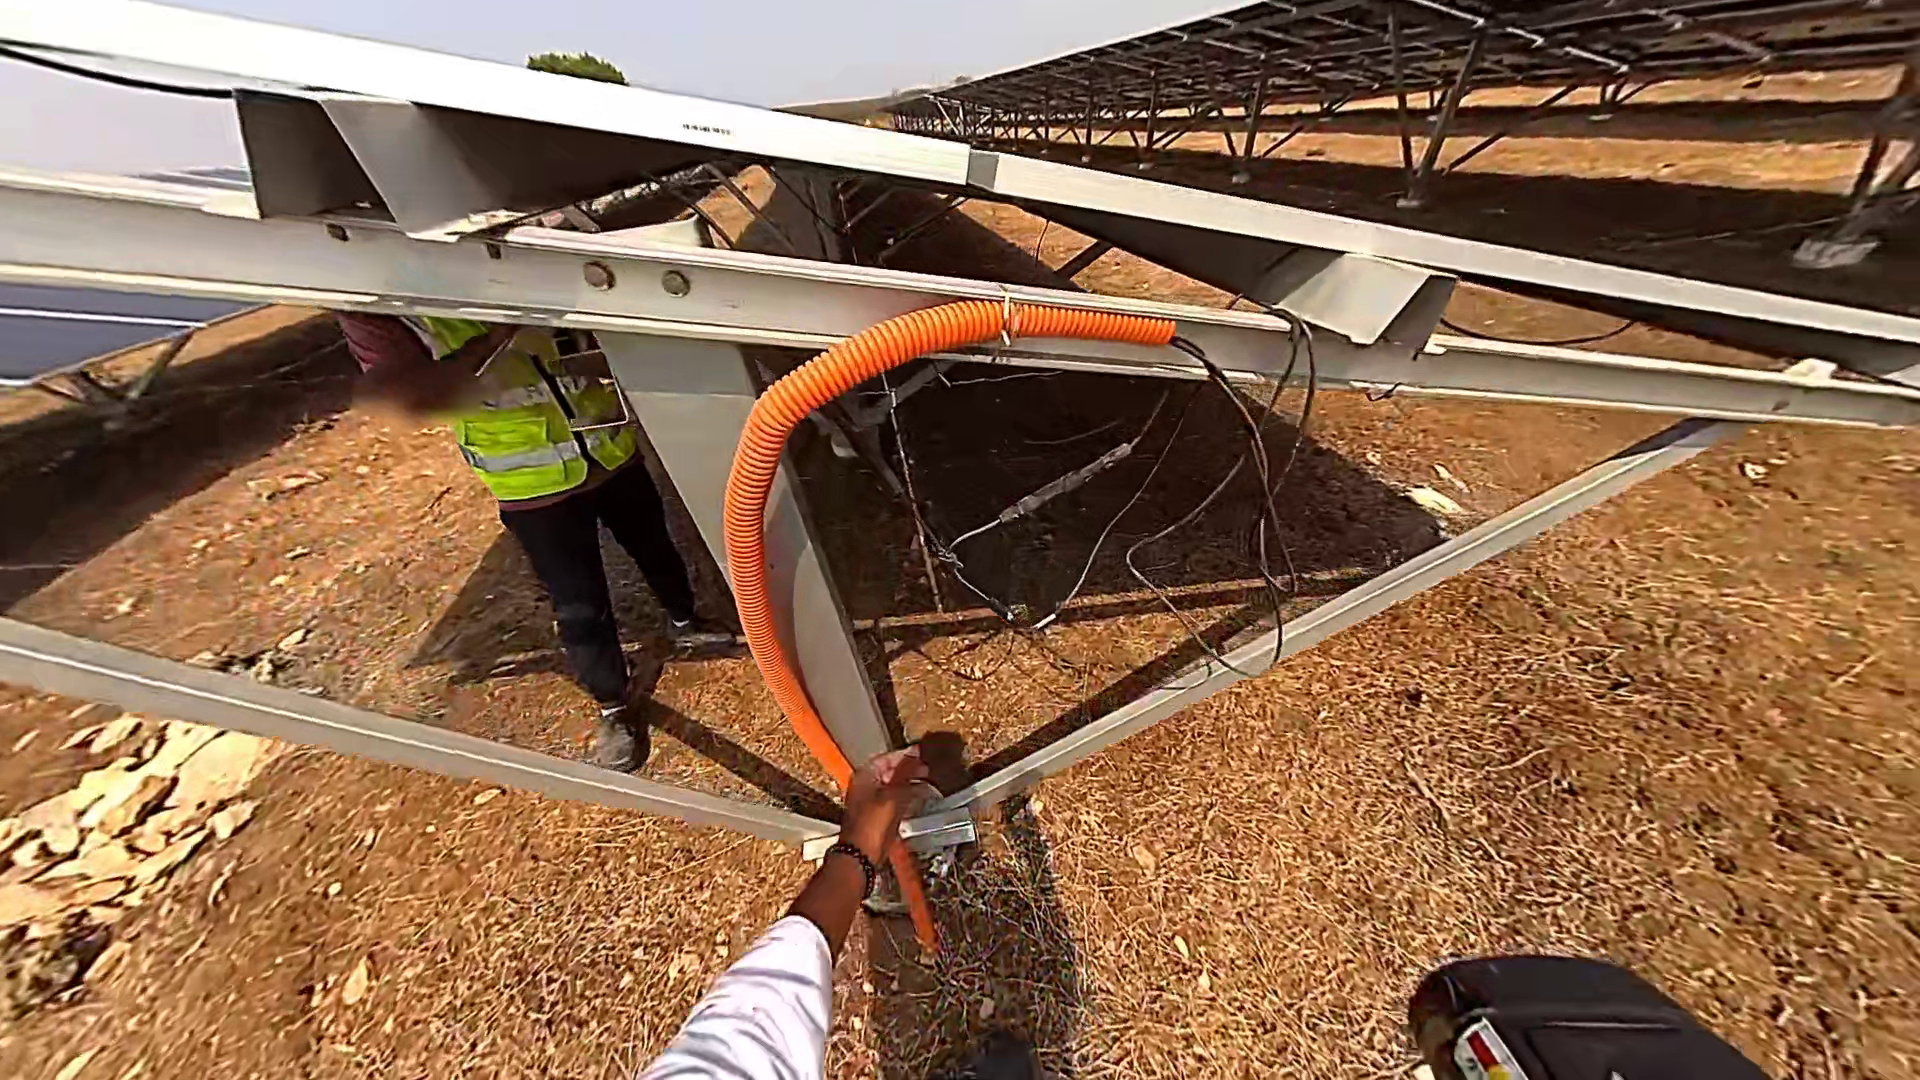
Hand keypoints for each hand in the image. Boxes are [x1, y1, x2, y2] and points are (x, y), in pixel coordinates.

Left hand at [842, 747, 929, 862]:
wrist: (861, 856)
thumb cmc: (873, 824)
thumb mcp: (894, 796)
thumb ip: (906, 776)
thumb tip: (917, 760)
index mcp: (865, 776)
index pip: (887, 757)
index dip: (906, 754)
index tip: (921, 752)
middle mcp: (865, 786)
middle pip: (890, 771)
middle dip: (909, 769)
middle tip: (926, 767)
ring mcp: (870, 801)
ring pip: (893, 786)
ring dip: (909, 783)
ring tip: (926, 780)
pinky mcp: (877, 816)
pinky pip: (894, 800)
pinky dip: (906, 797)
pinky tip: (918, 797)